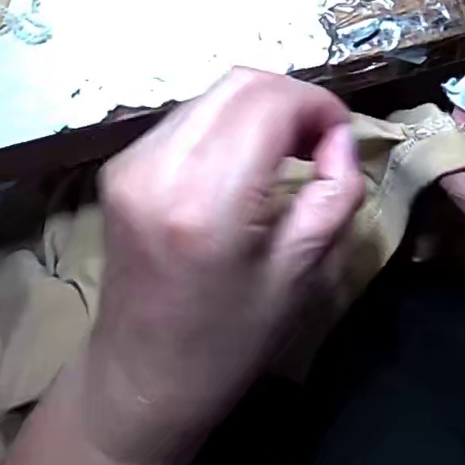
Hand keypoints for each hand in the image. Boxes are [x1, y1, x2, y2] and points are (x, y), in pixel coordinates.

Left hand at [80, 68, 364, 464]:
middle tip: (321, 138)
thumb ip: (336, 191)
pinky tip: (251, 156)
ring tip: (292, 146)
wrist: (138, 382)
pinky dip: (234, 120)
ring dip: (265, 105)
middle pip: (242, 82)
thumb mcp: (304, 271)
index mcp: (207, 201)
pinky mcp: (122, 166)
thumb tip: (341, 138)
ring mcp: (132, 162)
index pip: (272, 102)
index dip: (319, 105)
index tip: (342, 135)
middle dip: (295, 98)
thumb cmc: (229, 341)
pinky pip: (194, 114)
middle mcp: (159, 167)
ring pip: (217, 91)